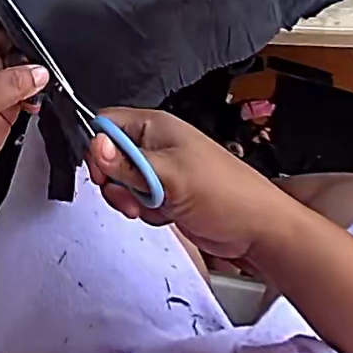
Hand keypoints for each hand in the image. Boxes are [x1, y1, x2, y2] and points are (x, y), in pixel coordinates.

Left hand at [0, 0, 47, 208]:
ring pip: (20, 60)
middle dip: (24, 30)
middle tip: (47, 28)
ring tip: (51, 61)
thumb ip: (11, 82)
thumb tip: (42, 71)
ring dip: (35, 62)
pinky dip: (39, 89)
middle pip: (4, 33)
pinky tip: (44, 92)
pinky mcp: (6, 104)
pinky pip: (29, 88)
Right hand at [85, 108, 297, 259]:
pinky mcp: (166, 193)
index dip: (98, 148)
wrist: (255, 228)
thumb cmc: (226, 192)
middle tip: (132, 194)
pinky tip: (164, 213)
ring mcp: (161, 170)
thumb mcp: (169, 176)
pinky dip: (145, 211)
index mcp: (156, 126)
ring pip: (123, 182)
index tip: (102, 172)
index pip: (108, 124)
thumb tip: (96, 146)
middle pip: (111, 156)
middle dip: (115, 180)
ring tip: (153, 206)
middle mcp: (156, 145)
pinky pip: (138, 200)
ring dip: (131, 199)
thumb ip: (129, 163)